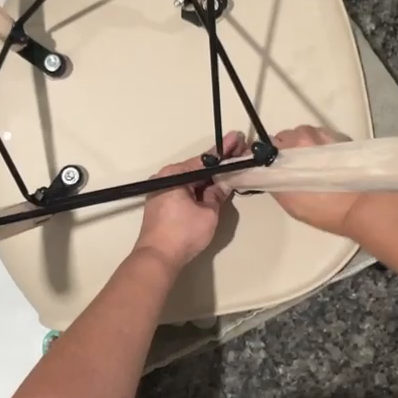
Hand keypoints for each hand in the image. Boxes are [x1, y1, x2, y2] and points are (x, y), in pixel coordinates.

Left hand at [132, 131, 242, 273]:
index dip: (224, 151)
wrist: (157, 257)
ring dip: (210, 176)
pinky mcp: (163, 204)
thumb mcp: (208, 213)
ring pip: (192, 180)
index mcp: (174, 175)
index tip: (238, 140)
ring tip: (232, 168)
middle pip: (197, 168)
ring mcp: (162, 192)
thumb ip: (217, 194)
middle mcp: (165, 179)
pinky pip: (185, 189)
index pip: (204, 160)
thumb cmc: (182, 233)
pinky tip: (215, 186)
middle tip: (240, 152)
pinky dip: (200, 187)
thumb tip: (223, 184)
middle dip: (218, 163)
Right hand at [266, 125, 369, 235]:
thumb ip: (272, 179)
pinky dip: (326, 150)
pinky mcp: (347, 141)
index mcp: (291, 145)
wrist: (365, 207)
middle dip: (290, 151)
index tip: (276, 169)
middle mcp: (309, 133)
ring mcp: (330, 135)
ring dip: (309, 148)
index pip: (270, 143)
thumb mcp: (288, 199)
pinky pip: (328, 141)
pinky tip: (332, 168)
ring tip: (317, 170)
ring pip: (310, 137)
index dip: (271, 156)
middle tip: (297, 173)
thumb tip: (265, 170)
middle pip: (291, 137)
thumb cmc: (323, 206)